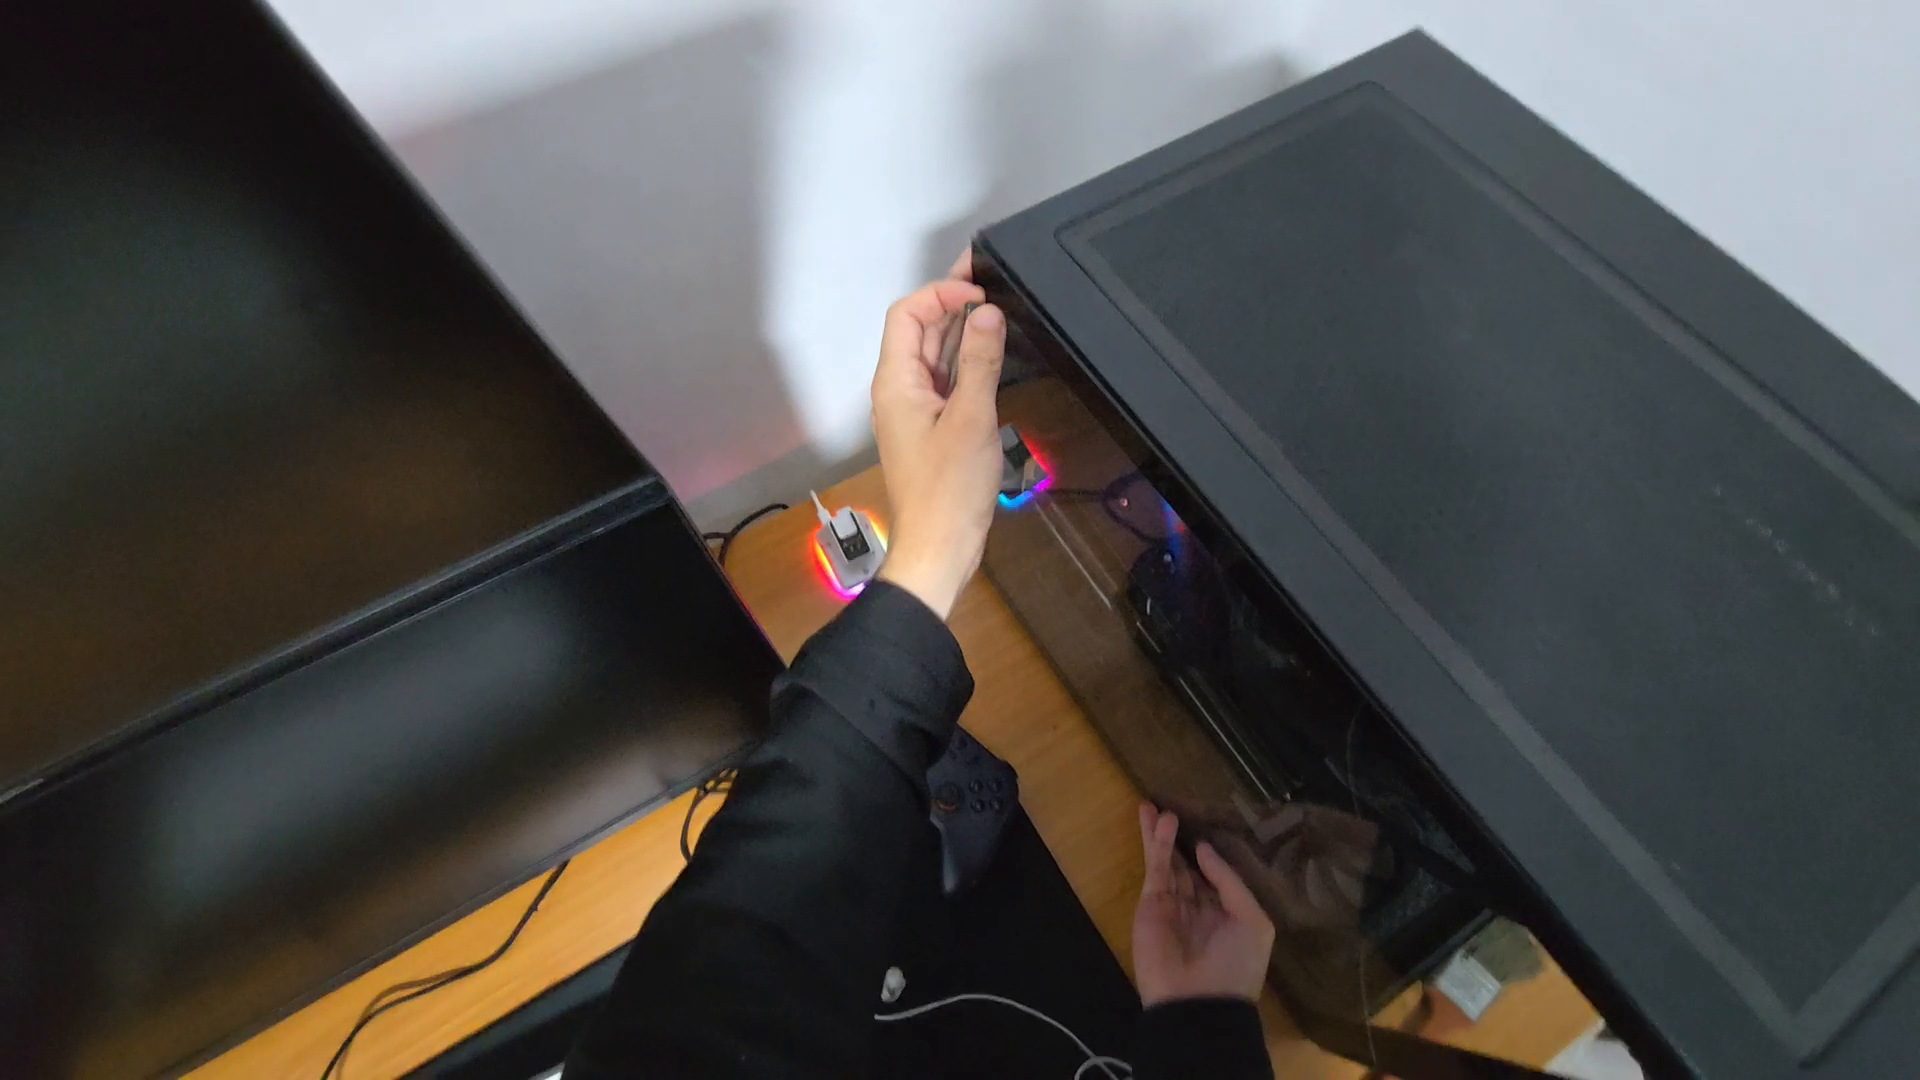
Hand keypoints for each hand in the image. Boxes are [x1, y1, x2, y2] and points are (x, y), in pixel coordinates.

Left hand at [870, 252, 1005, 619]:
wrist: (940, 546)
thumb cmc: (950, 488)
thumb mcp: (971, 419)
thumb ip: (980, 363)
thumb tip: (989, 313)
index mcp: (896, 382)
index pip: (907, 315)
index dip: (940, 294)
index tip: (980, 292)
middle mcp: (900, 390)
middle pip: (920, 333)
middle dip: (951, 303)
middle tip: (990, 276)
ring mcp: (916, 410)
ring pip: (935, 358)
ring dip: (961, 331)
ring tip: (995, 303)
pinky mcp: (932, 428)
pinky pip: (946, 383)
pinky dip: (966, 362)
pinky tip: (991, 349)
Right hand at [1132, 803, 1275, 1006]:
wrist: (1198, 1003)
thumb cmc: (1235, 965)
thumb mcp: (1253, 923)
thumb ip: (1229, 881)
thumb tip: (1204, 848)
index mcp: (1225, 914)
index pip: (1215, 875)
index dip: (1208, 852)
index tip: (1203, 824)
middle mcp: (1198, 906)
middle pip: (1186, 865)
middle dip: (1178, 839)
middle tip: (1169, 808)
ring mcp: (1172, 904)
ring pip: (1167, 861)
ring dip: (1161, 834)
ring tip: (1155, 806)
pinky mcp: (1150, 903)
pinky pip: (1156, 868)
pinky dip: (1155, 845)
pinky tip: (1157, 822)